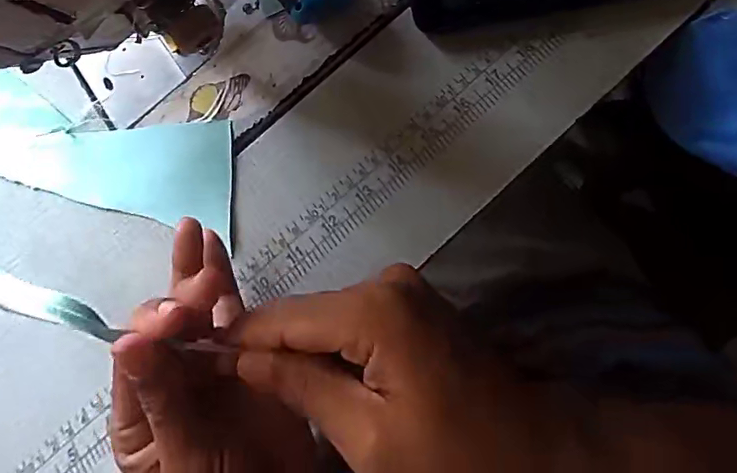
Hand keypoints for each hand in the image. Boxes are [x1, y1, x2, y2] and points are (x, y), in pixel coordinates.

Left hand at [110, 219, 315, 472]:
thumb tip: (126, 343)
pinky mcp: (248, 353)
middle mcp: (171, 377)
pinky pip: (231, 310)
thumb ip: (160, 398)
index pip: (137, 356)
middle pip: (167, 324)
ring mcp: (209, 362)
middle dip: (180, 297)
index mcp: (141, 410)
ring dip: (194, 271)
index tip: (173, 318)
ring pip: (196, 307)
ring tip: (193, 234)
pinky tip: (211, 245)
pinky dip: (222, 277)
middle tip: (201, 284)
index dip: (153, 328)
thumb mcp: (183, 456)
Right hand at [229, 264, 588, 472]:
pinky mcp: (412, 303)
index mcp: (375, 307)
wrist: (539, 450)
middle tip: (220, 373)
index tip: (197, 354)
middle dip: (268, 344)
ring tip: (256, 378)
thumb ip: (304, 388)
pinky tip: (308, 374)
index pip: (288, 316)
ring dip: (298, 347)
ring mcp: (403, 289)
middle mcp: (387, 281)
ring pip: (330, 317)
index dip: (241, 337)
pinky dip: (330, 346)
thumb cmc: (453, 456)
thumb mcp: (369, 439)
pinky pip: (355, 320)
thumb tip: (243, 360)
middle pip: (309, 313)